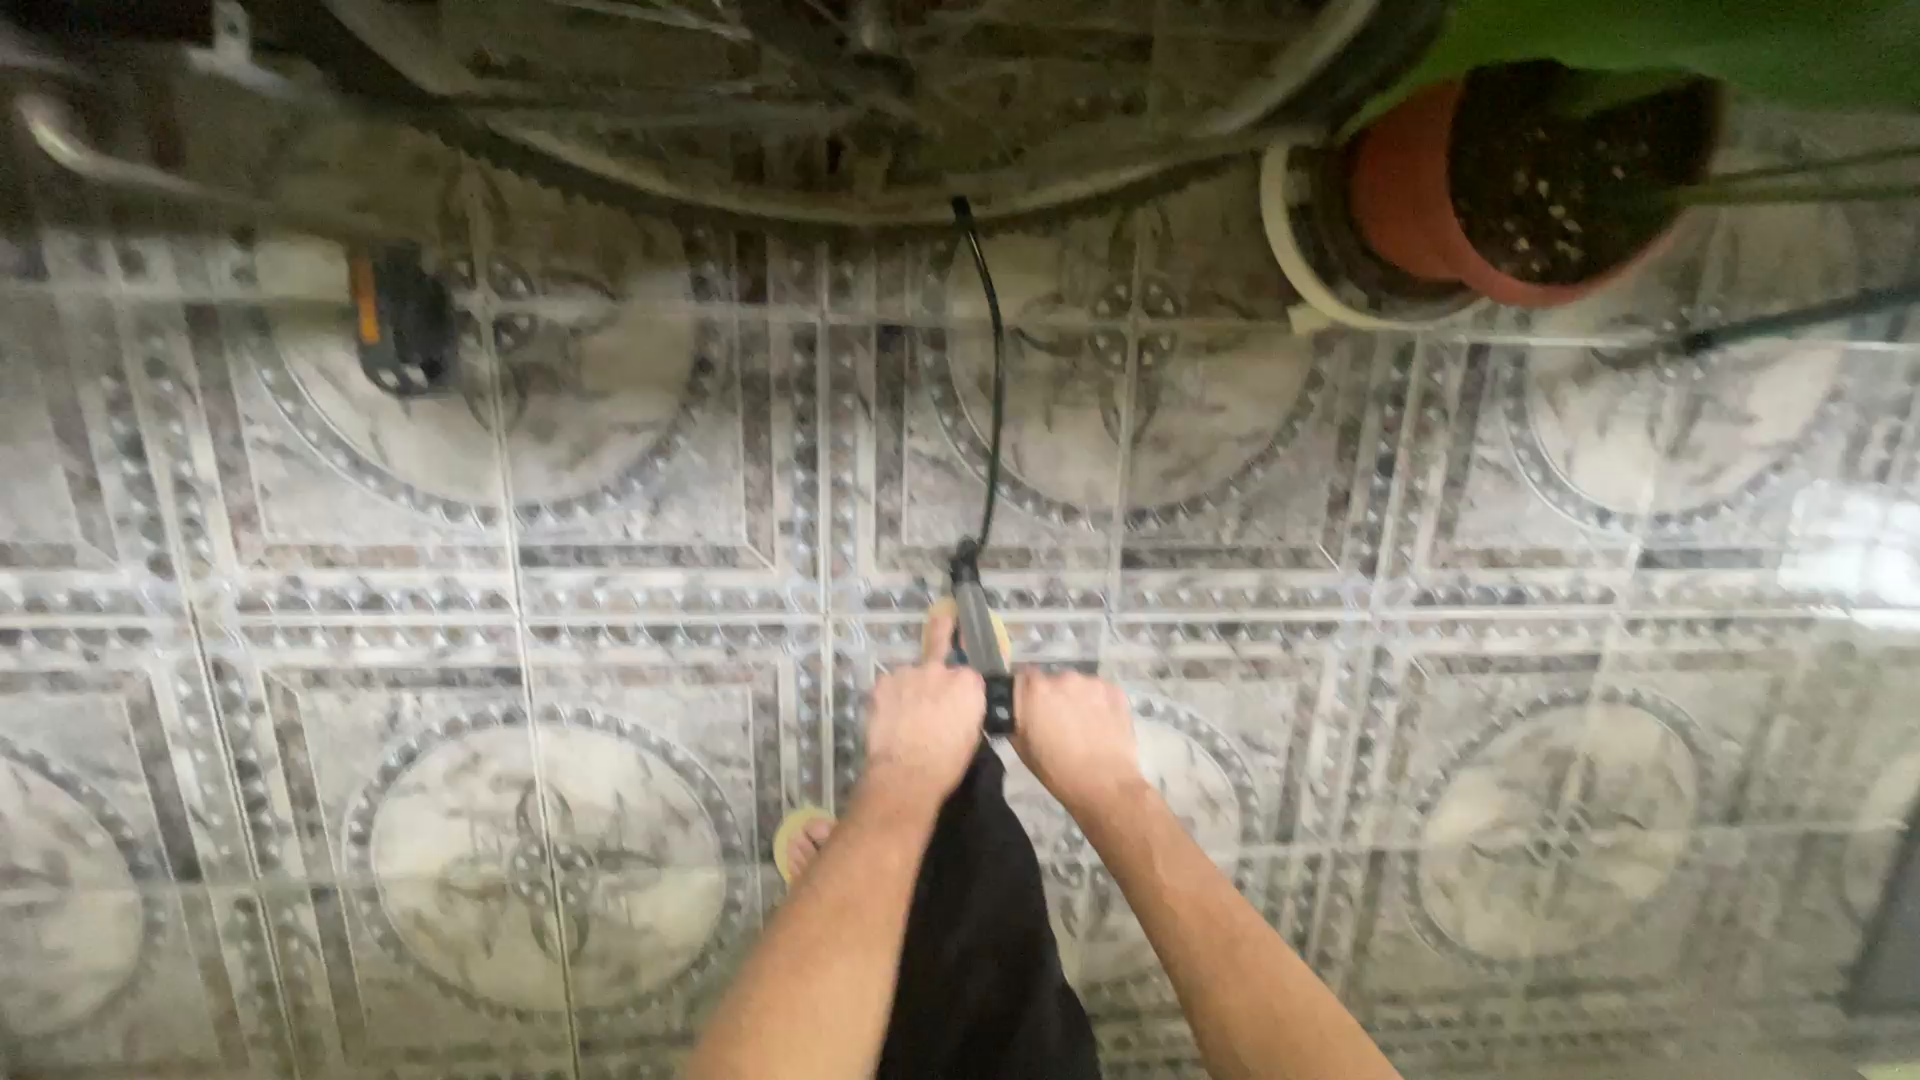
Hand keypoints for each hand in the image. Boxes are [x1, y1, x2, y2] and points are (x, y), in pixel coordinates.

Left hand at [858, 608, 984, 813]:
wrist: (906, 774)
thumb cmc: (947, 762)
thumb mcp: (972, 735)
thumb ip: (967, 708)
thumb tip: (957, 705)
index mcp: (968, 683)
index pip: (967, 674)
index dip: (960, 688)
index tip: (956, 701)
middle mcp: (940, 670)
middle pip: (940, 647)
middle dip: (943, 630)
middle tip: (944, 617)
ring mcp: (908, 672)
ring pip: (910, 674)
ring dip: (910, 686)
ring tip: (904, 714)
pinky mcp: (883, 683)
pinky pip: (889, 686)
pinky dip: (889, 697)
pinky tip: (889, 717)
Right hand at [1012, 671, 1142, 816]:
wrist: (1104, 784)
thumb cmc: (1057, 770)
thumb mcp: (1022, 747)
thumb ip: (1015, 717)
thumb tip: (1014, 706)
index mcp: (1035, 690)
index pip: (1023, 677)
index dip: (1026, 693)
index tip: (1031, 708)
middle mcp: (1062, 678)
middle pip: (1052, 680)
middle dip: (1053, 696)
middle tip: (1058, 720)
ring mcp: (1091, 682)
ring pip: (1077, 685)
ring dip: (1076, 698)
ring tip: (1083, 724)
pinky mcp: (1114, 690)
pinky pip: (1099, 691)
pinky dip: (1098, 702)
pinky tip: (1101, 723)